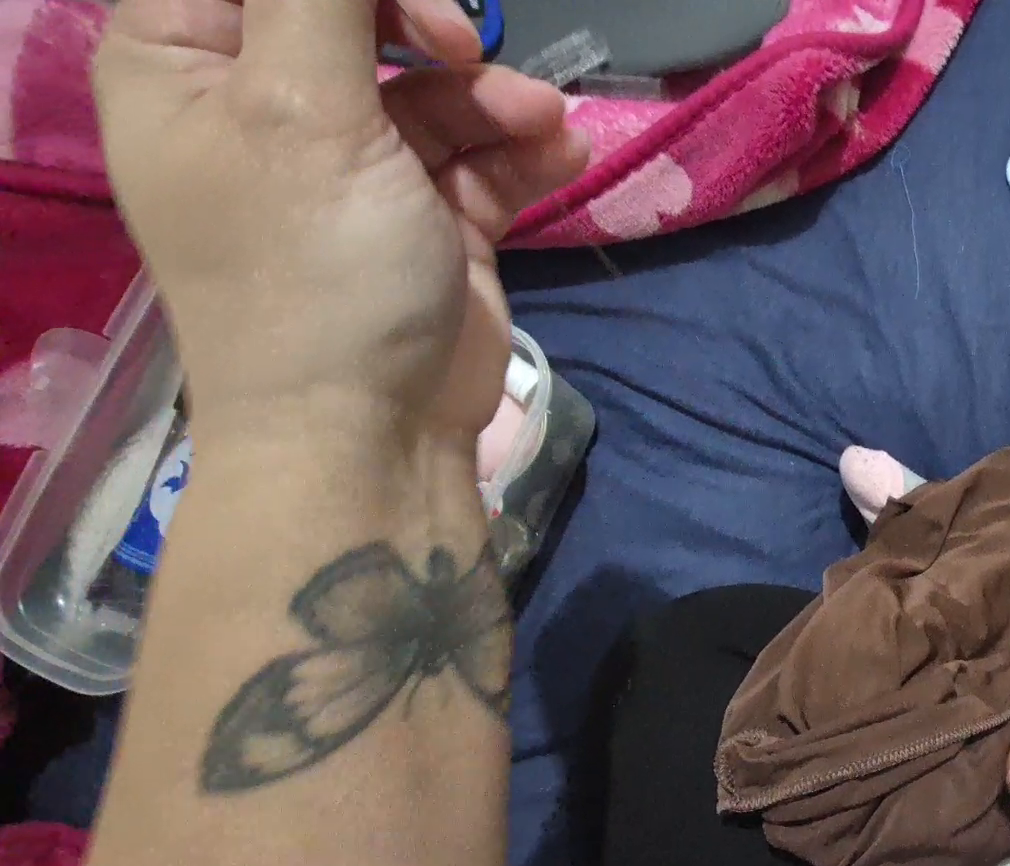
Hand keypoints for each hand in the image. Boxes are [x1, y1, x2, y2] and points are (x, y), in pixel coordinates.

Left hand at [92, 0, 589, 443]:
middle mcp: (274, 113)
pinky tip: (565, 152)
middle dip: (427, 33)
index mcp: (191, 68)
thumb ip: (319, 1)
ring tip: (548, 123)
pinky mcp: (436, 227)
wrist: (376, 425)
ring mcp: (364, 176)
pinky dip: (524, 155)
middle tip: (472, 53)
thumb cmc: (315, 268)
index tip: (418, 11)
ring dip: (498, 103)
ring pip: (437, 100)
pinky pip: (482, 167)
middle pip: (357, 26)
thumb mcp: (301, 115)